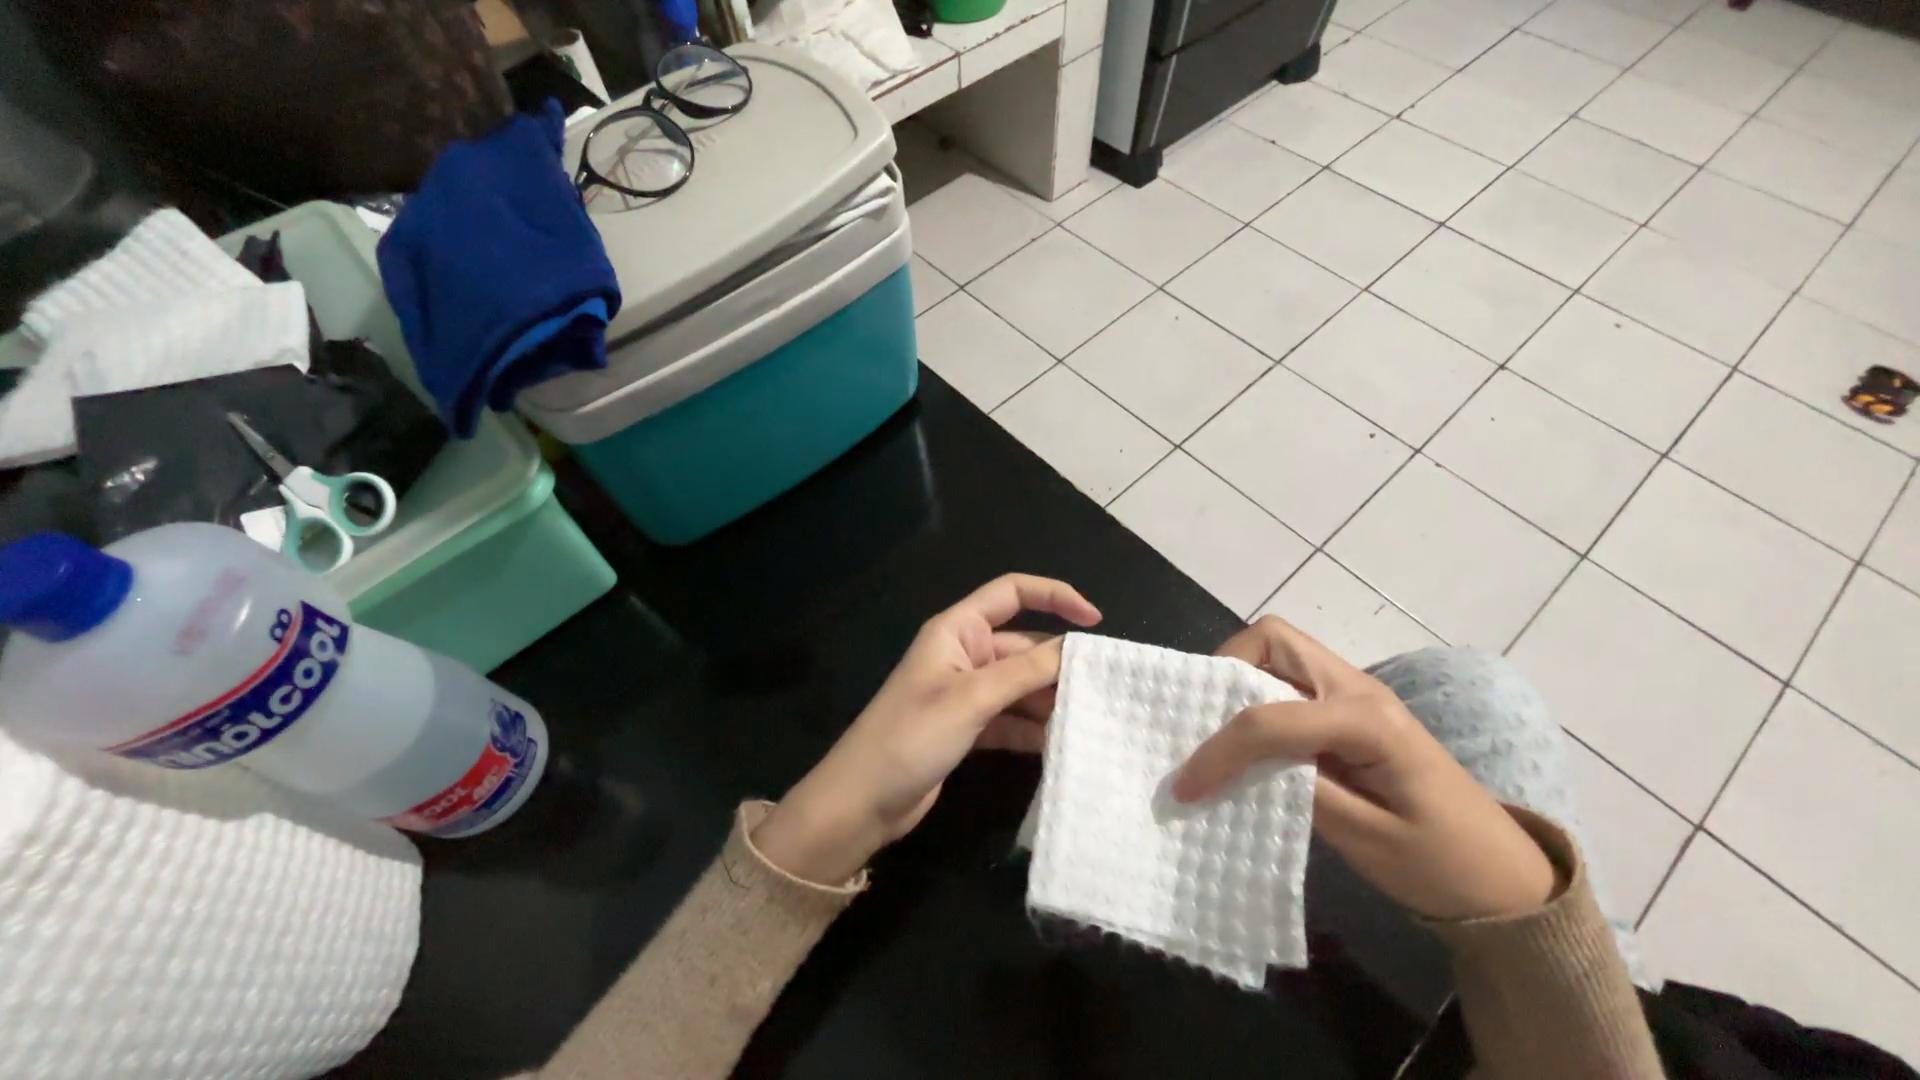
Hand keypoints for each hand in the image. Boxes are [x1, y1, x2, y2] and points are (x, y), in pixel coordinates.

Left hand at [753, 575, 1101, 883]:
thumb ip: (1026, 671)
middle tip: (1105, 687)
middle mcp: (963, 655)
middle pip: (1023, 645)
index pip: (1011, 593)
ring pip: (1021, 685)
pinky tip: (1062, 744)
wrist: (862, 801)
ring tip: (1093, 718)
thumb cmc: (911, 736)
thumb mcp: (973, 698)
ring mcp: (965, 694)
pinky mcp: (967, 729)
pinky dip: (1034, 729)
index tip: (1095, 621)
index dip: (1054, 596)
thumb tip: (1076, 648)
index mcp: (957, 630)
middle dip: (1059, 663)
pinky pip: (1012, 719)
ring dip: (1050, 700)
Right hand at [1171, 617, 1557, 920]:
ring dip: (1236, 681)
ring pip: (1278, 653)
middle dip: (1224, 670)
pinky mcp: (1349, 715)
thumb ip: (1298, 793)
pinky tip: (1243, 744)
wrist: (1506, 881)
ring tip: (1210, 733)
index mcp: (1368, 720)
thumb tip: (1233, 771)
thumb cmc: (1443, 865)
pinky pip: (1287, 685)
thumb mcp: (1367, 839)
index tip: (1185, 786)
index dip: (1219, 748)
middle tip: (1197, 724)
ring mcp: (1355, 696)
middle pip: (1274, 639)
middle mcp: (1358, 690)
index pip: (1270, 716)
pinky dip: (1253, 700)